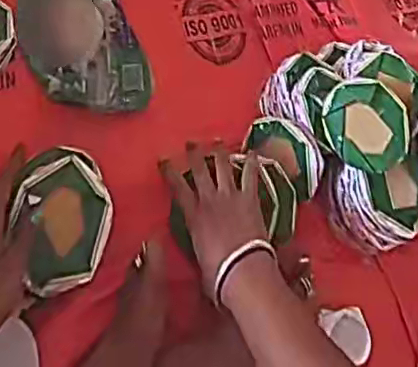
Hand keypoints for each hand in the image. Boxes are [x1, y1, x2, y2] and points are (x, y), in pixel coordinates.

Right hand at [163, 142, 272, 301]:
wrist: (244, 271)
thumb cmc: (218, 275)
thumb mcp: (199, 260)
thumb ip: (198, 246)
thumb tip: (199, 250)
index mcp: (194, 215)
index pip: (178, 188)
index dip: (170, 171)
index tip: (164, 159)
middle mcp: (210, 199)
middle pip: (199, 169)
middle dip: (194, 154)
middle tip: (191, 143)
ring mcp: (230, 195)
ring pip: (222, 165)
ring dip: (219, 151)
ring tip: (217, 141)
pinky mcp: (249, 197)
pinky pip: (250, 174)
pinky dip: (251, 162)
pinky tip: (252, 152)